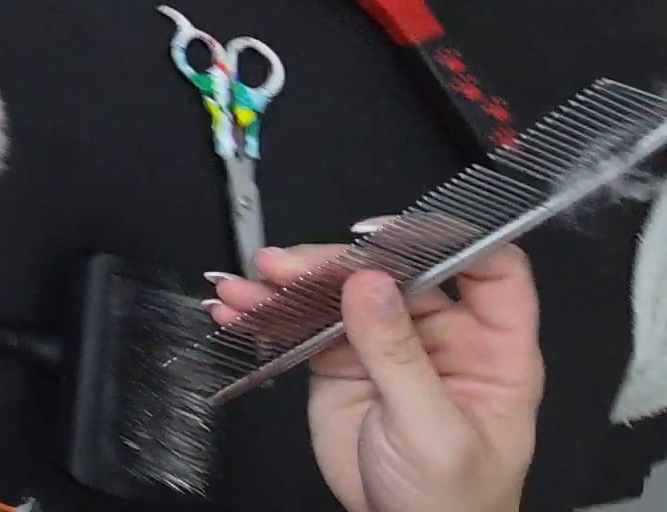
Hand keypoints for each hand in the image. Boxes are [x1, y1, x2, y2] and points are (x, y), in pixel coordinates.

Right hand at [207, 244, 542, 511]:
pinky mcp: (333, 354)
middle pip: (382, 271)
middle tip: (276, 268)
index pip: (487, 273)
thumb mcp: (433, 432)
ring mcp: (378, 342)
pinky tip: (233, 311)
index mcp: (488, 351)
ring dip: (277, 285)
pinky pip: (294, 319)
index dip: (441, 242)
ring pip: (328, 290)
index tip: (381, 236)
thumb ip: (399, 355)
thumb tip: (369, 283)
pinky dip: (259, 312)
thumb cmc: (451, 502)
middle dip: (322, 263)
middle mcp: (433, 335)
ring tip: (239, 290)